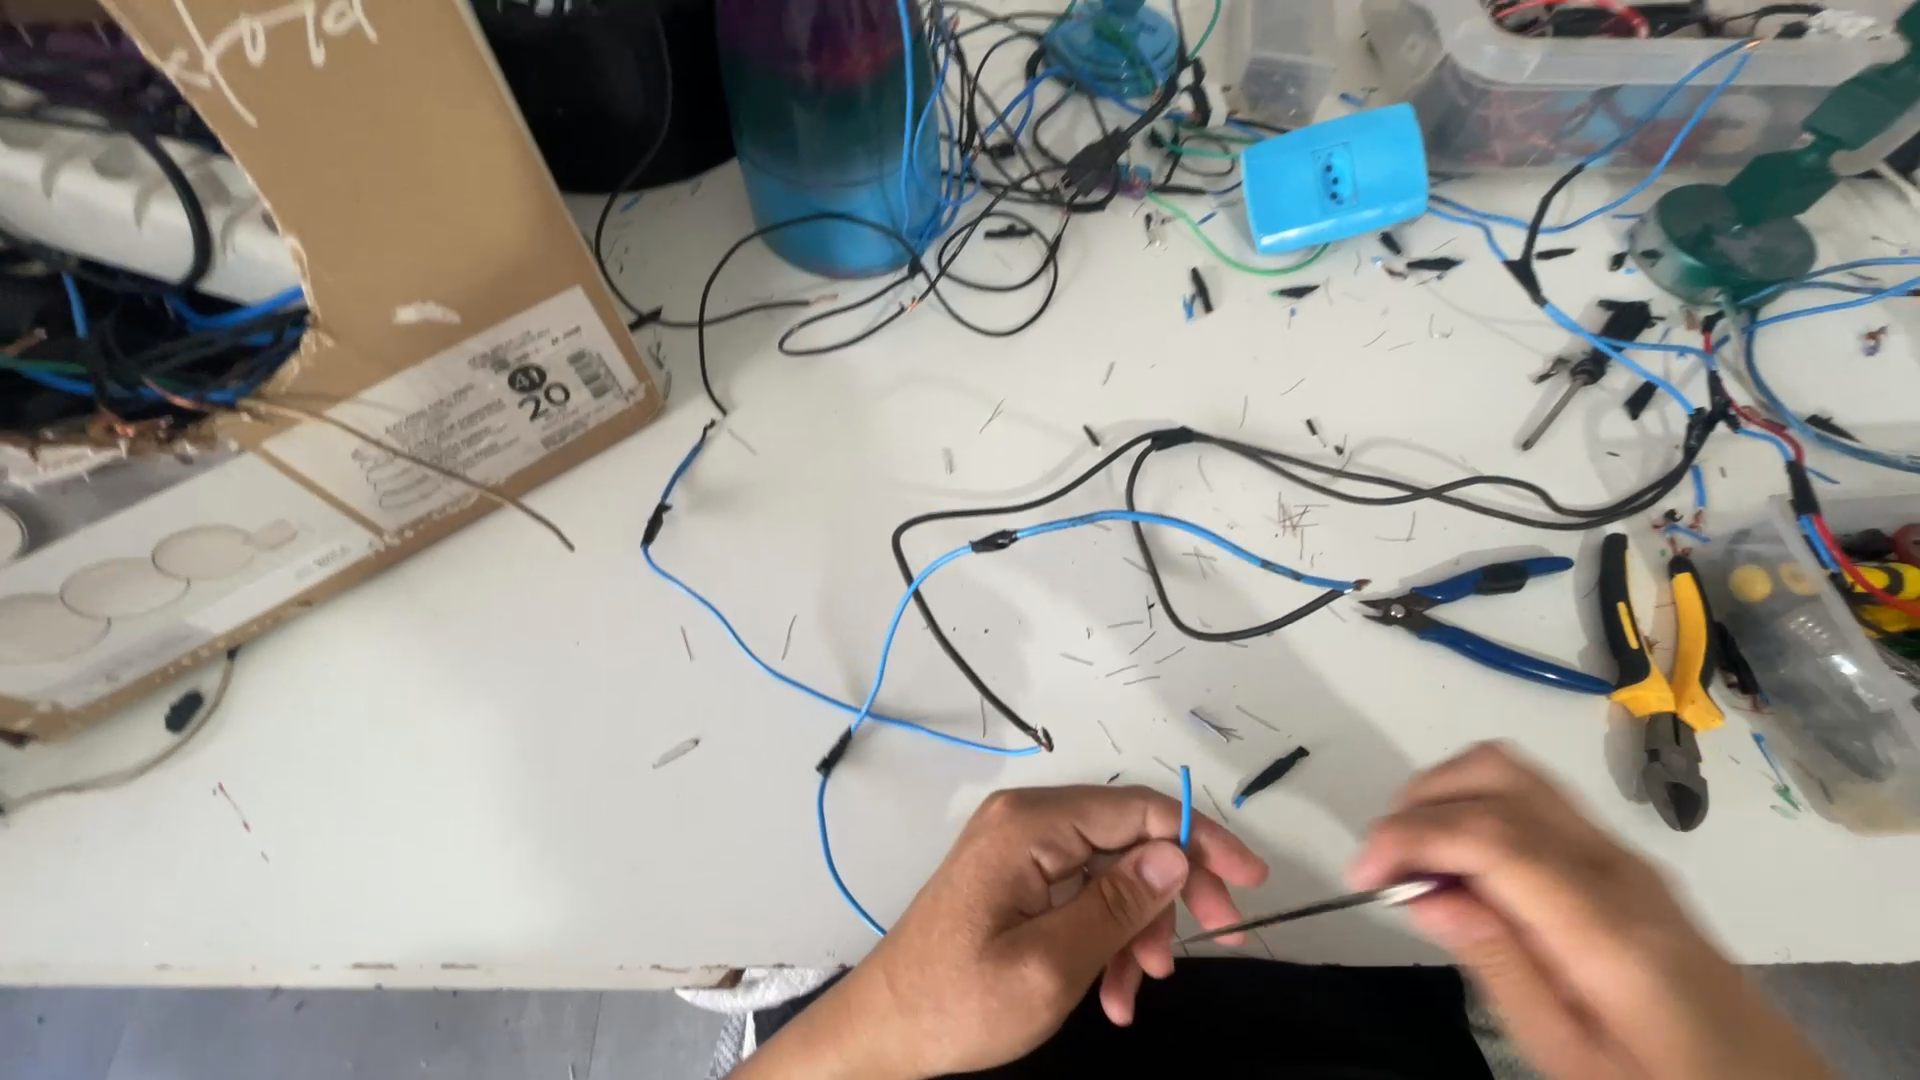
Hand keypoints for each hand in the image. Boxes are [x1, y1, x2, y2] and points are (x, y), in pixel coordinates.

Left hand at [738, 783, 1267, 1079]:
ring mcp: (1019, 847)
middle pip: (1126, 837)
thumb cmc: (960, 1000)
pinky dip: (1105, 934)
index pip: (1136, 809)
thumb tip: (1174, 853)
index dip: (1200, 838)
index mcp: (1031, 825)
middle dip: (1171, 892)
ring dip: (1136, 927)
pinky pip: (1080, 891)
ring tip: (1138, 990)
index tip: (1251, 880)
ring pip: (1109, 870)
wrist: (884, 1029)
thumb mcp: (1052, 964)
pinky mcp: (1016, 876)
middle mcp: (1026, 820)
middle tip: (1214, 942)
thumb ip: (1117, 903)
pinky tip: (1112, 992)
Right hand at [1350, 742, 1831, 1079]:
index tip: (1361, 873)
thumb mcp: (1569, 1056)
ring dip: (1441, 792)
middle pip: (1494, 777)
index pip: (1489, 836)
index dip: (1408, 836)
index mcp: (1609, 928)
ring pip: (1507, 768)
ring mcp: (1621, 851)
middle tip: (1385, 864)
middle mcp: (1616, 866)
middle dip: (1416, 804)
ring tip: (1415, 851)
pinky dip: (1470, 800)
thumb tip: (1420, 892)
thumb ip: (1495, 964)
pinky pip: (1526, 793)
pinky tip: (1459, 854)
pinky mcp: (1617, 853)